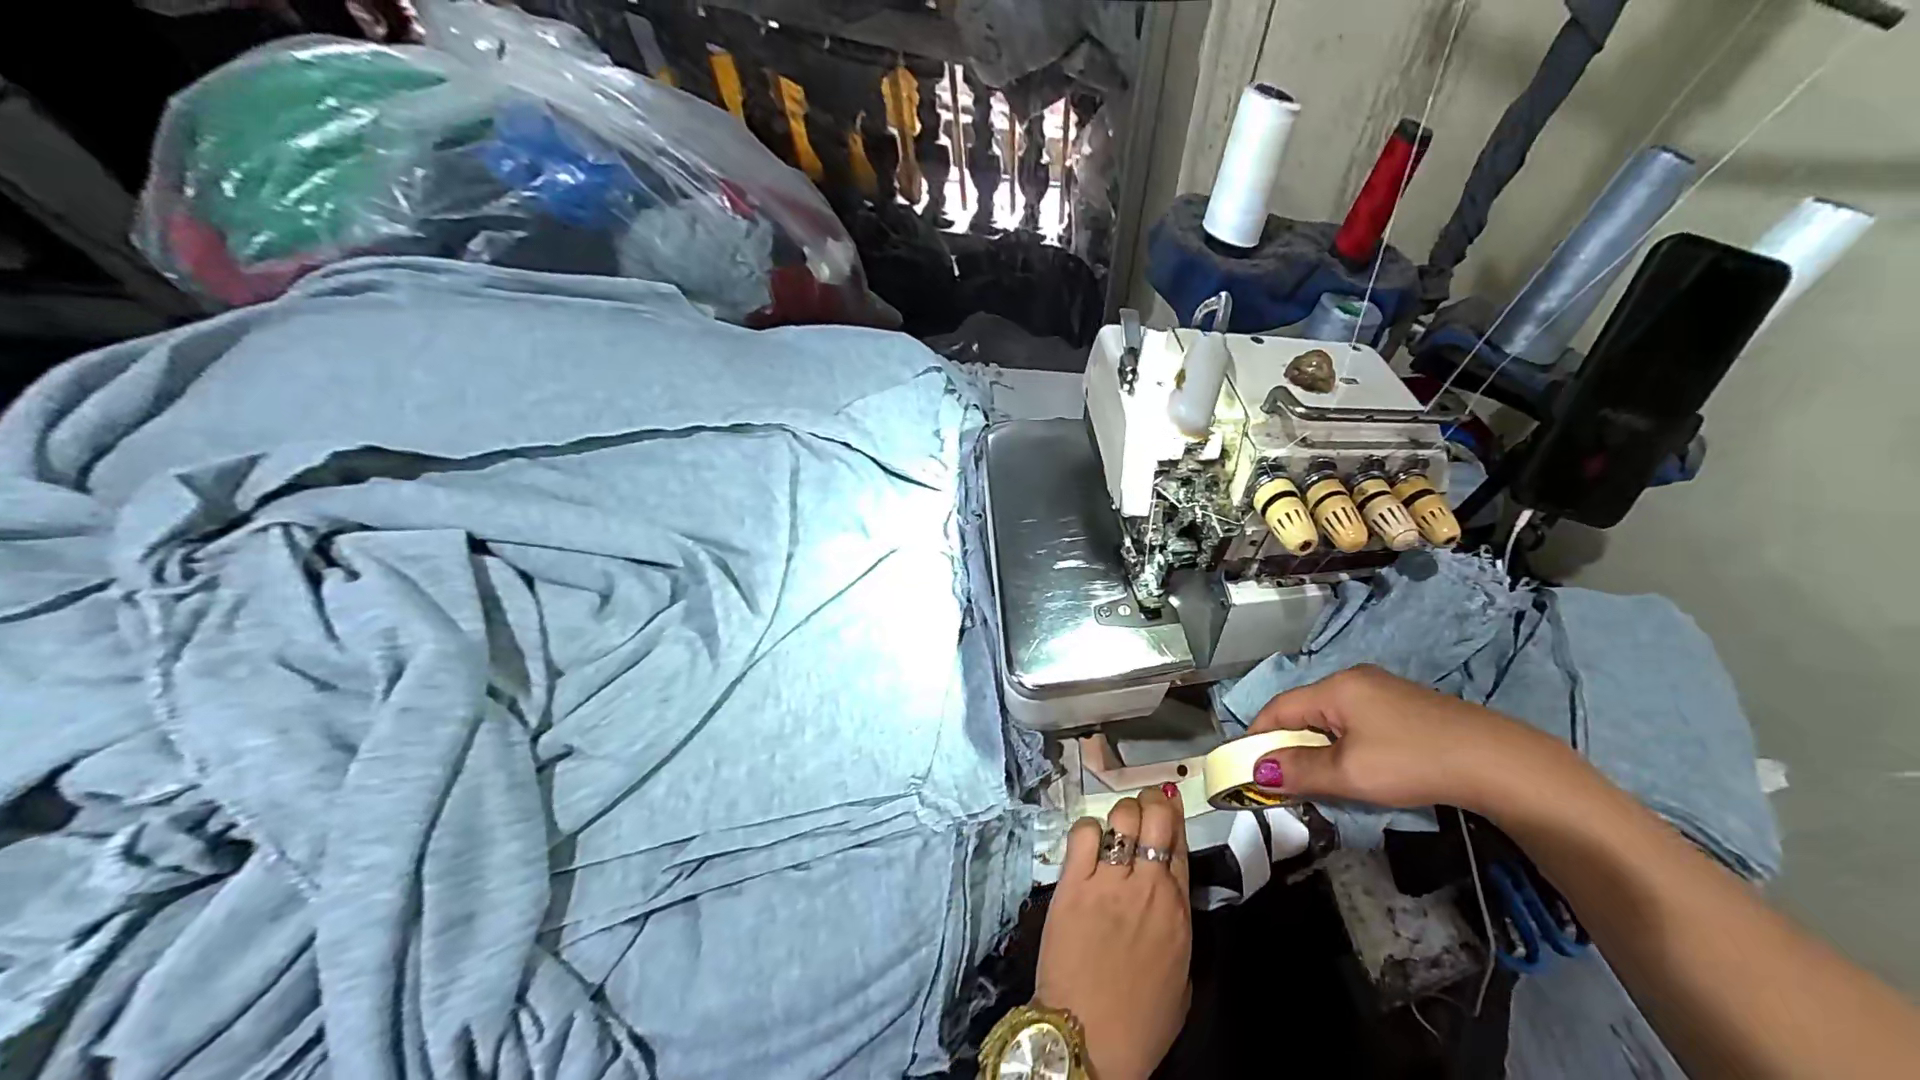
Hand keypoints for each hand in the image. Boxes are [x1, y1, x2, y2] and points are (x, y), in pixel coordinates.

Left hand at [1033, 784, 1191, 1079]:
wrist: (1089, 1037)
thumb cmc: (1141, 1019)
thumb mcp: (1180, 974)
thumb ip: (1176, 925)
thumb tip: (1166, 896)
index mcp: (1178, 911)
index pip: (1180, 845)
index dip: (1173, 818)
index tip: (1167, 806)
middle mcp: (1148, 887)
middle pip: (1155, 818)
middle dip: (1151, 802)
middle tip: (1144, 803)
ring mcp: (1108, 882)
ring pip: (1121, 818)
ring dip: (1121, 814)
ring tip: (1115, 824)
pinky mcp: (1072, 884)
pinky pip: (1083, 835)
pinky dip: (1088, 829)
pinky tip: (1088, 841)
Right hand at [1246, 664, 1572, 813]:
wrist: (1499, 764)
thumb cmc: (1413, 762)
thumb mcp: (1349, 773)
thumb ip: (1299, 771)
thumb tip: (1258, 770)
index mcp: (1335, 687)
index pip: (1277, 708)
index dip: (1256, 737)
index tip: (1243, 766)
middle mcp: (1354, 680)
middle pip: (1303, 711)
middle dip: (1287, 744)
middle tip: (1281, 780)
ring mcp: (1383, 690)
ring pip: (1329, 717)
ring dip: (1315, 746)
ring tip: (1318, 779)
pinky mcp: (1405, 706)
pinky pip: (1355, 721)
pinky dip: (1341, 743)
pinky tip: (1355, 767)